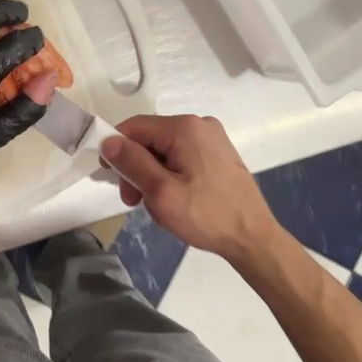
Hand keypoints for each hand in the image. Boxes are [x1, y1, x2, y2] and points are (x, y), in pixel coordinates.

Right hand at [101, 114, 283, 262]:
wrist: (253, 237)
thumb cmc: (205, 215)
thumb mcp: (160, 191)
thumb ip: (132, 163)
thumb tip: (108, 140)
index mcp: (185, 127)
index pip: (134, 126)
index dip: (116, 149)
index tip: (109, 178)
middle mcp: (200, 125)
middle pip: (150, 139)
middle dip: (136, 167)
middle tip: (133, 201)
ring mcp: (213, 139)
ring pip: (165, 150)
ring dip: (152, 175)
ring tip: (157, 206)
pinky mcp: (219, 154)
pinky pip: (183, 157)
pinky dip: (171, 175)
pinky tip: (174, 200)